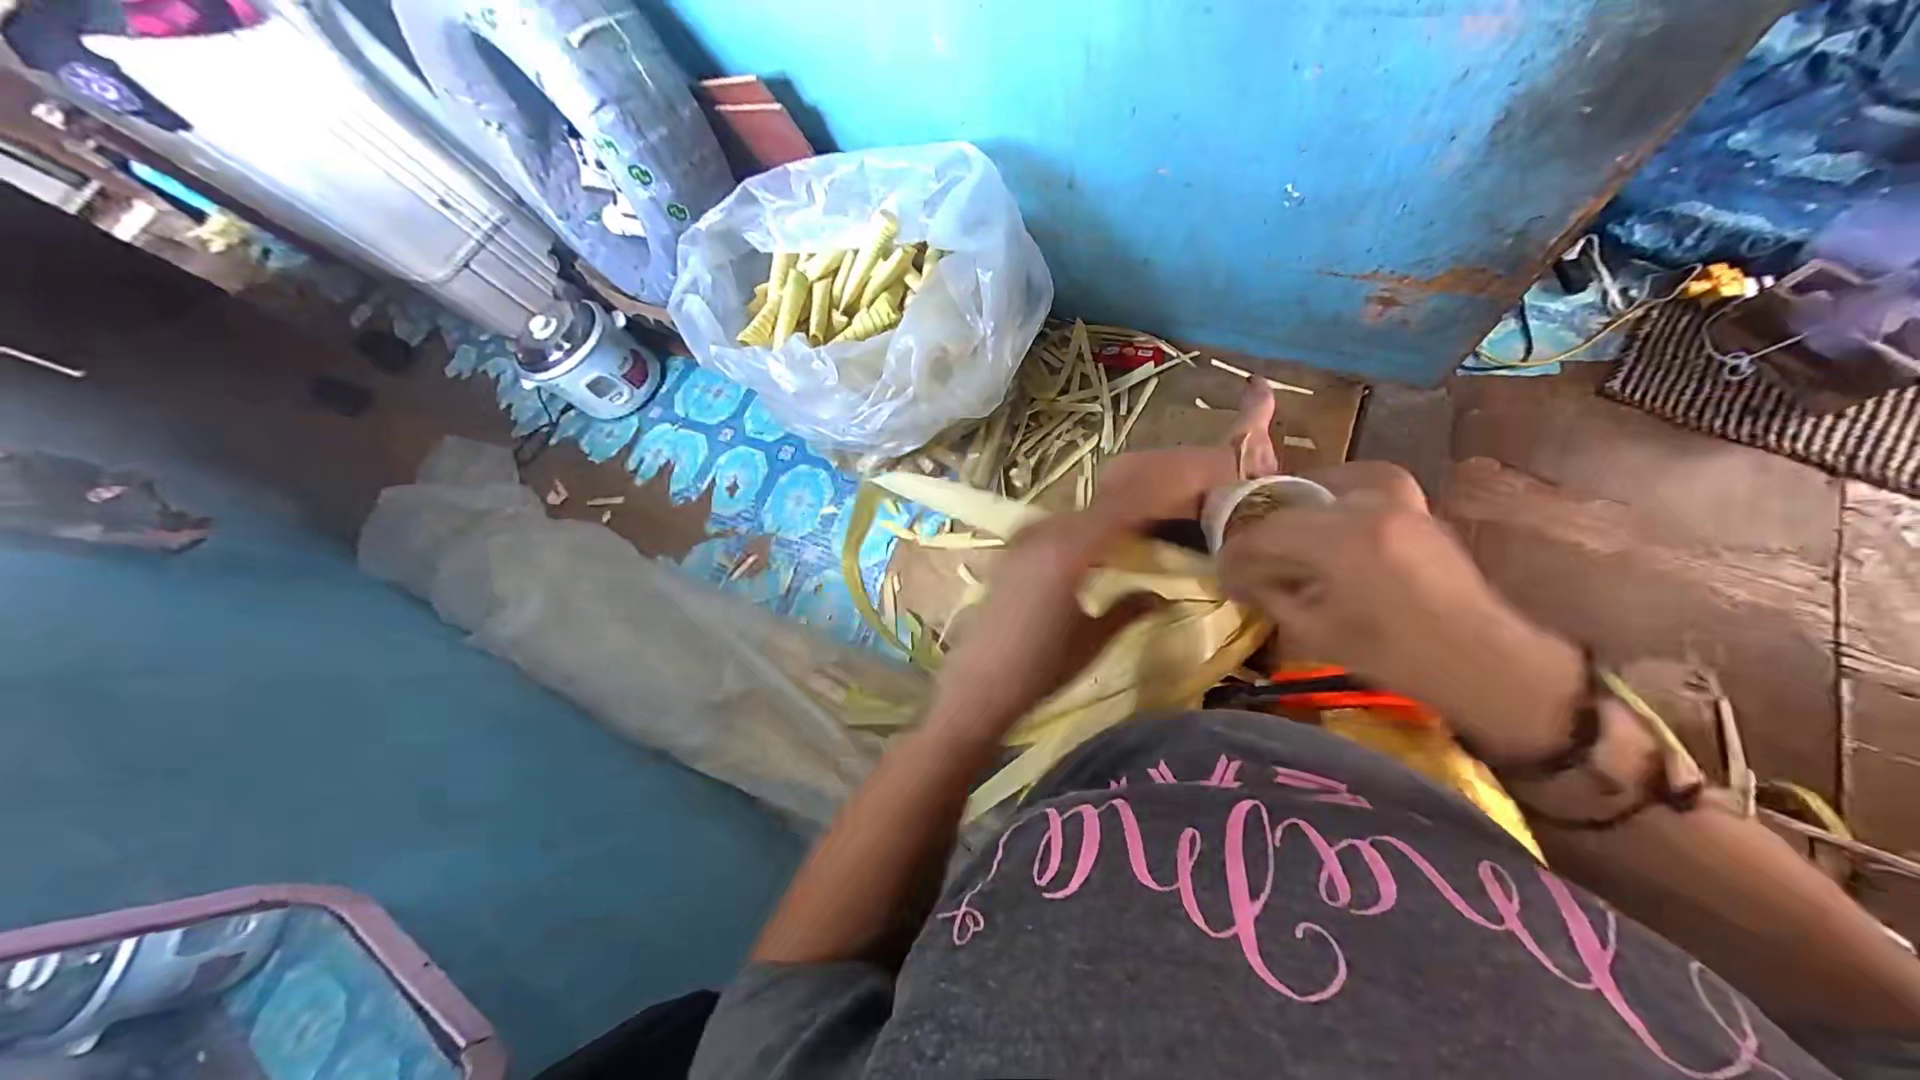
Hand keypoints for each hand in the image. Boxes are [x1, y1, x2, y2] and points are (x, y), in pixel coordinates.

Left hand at [927, 448, 1236, 742]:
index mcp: (1070, 547)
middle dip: (1144, 497)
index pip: (1128, 504)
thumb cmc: (1040, 669)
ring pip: (1081, 513)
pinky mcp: (1011, 551)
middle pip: (1104, 501)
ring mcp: (1023, 538)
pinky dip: (1087, 528)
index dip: (1165, 489)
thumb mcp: (1094, 639)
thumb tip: (1162, 592)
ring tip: (1149, 521)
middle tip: (1180, 505)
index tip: (1198, 485)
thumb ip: (1131, 607)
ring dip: (1114, 512)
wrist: (976, 687)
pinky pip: (1059, 528)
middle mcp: (1044, 531)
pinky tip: (1102, 544)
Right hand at [1216, 491, 1583, 758]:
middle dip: (1261, 538)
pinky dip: (1329, 506)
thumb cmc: (1398, 658)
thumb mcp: (1318, 634)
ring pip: (1318, 495)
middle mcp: (1366, 507)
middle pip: (1288, 509)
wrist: (1486, 660)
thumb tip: (1243, 579)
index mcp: (1340, 541)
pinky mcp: (1414, 505)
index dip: (1235, 554)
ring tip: (1283, 550)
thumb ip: (1273, 596)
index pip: (1264, 533)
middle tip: (1246, 565)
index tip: (1222, 574)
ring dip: (1293, 520)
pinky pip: (1356, 491)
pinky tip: (1322, 533)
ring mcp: (1396, 500)